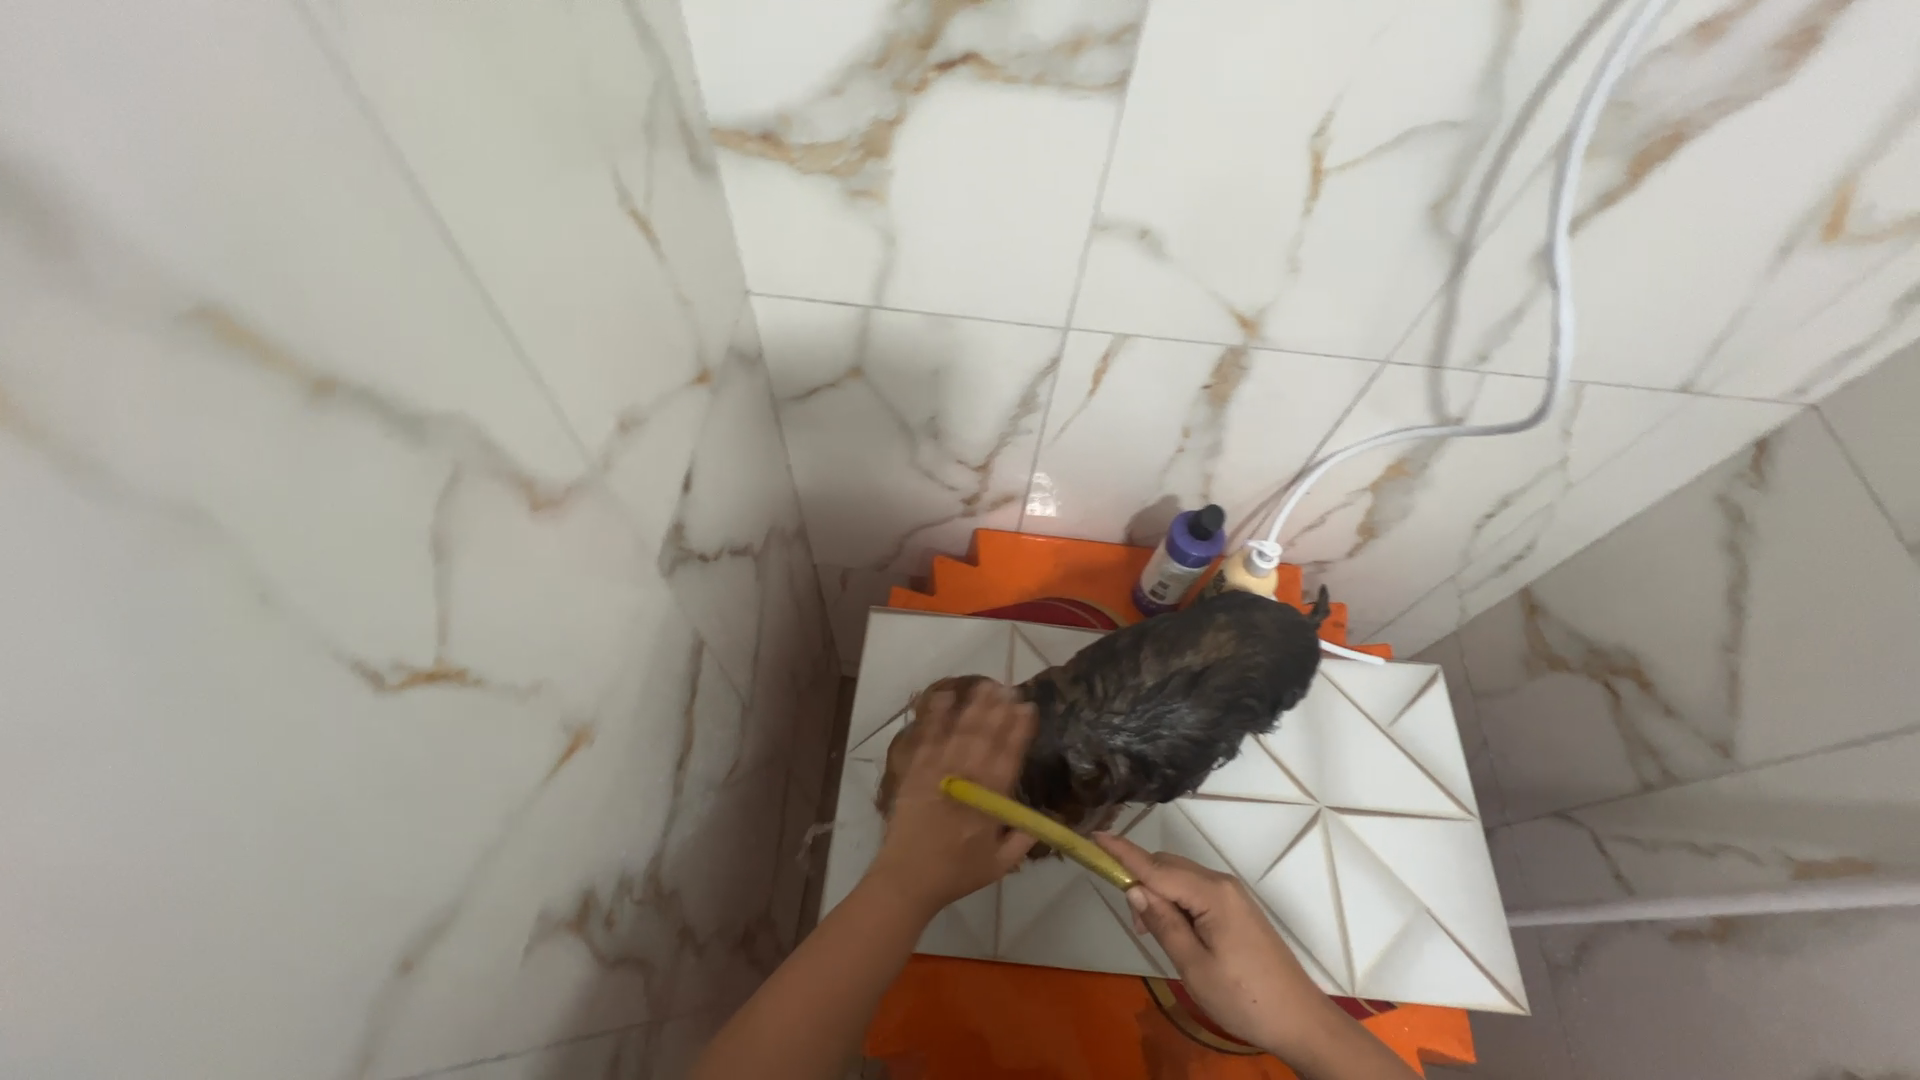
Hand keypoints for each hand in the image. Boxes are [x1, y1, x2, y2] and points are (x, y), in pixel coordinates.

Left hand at [866, 681, 1037, 916]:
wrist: (906, 879)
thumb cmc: (955, 874)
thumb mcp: (999, 865)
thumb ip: (1023, 839)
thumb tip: (1043, 819)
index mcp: (988, 804)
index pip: (1008, 759)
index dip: (1019, 731)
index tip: (1028, 708)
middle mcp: (964, 782)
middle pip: (984, 739)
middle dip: (999, 711)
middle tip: (1010, 689)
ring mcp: (937, 774)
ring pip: (959, 733)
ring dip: (974, 707)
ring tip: (986, 686)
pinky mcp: (915, 772)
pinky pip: (927, 738)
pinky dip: (935, 715)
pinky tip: (944, 696)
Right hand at [1095, 832, 1332, 1054]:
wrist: (1300, 1021)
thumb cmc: (1244, 998)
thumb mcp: (1194, 967)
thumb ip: (1163, 923)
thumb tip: (1135, 890)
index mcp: (1211, 894)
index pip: (1157, 867)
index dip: (1124, 853)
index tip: (1095, 835)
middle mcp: (1221, 883)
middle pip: (1169, 867)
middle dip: (1141, 881)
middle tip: (1134, 925)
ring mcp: (1231, 894)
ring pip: (1181, 878)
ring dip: (1159, 894)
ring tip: (1152, 933)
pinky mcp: (1236, 908)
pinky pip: (1195, 890)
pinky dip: (1176, 901)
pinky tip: (1174, 930)